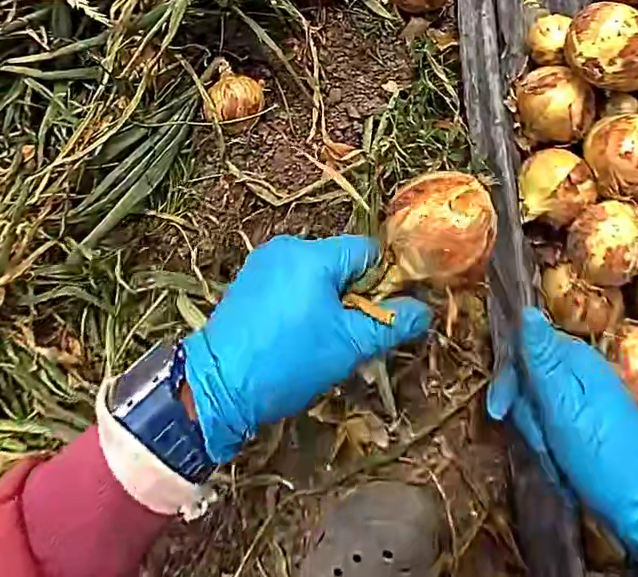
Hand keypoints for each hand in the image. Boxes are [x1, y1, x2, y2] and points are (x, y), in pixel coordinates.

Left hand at [183, 234, 431, 461]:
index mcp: (314, 254)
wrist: (212, 390)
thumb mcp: (348, 346)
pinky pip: (291, 281)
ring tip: (317, 339)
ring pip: (317, 273)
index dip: (379, 282)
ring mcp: (264, 262)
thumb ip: (391, 323)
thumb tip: (425, 310)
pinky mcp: (248, 281)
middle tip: (346, 333)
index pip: (367, 251)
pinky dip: (301, 300)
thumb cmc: (286, 362)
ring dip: (327, 299)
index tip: (373, 316)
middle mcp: (289, 246)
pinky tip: (293, 334)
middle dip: (352, 294)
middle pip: (342, 261)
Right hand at [486, 310, 637, 576]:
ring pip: (540, 411)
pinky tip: (564, 472)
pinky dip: (554, 453)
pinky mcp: (590, 427)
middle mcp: (582, 371)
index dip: (508, 380)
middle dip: (529, 418)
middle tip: (543, 444)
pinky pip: (556, 431)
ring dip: (541, 441)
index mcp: (575, 357)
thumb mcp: (563, 403)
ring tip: (558, 464)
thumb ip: (542, 356)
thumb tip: (526, 309)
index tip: (497, 412)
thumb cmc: (601, 453)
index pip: (524, 349)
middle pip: (530, 382)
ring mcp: (587, 400)